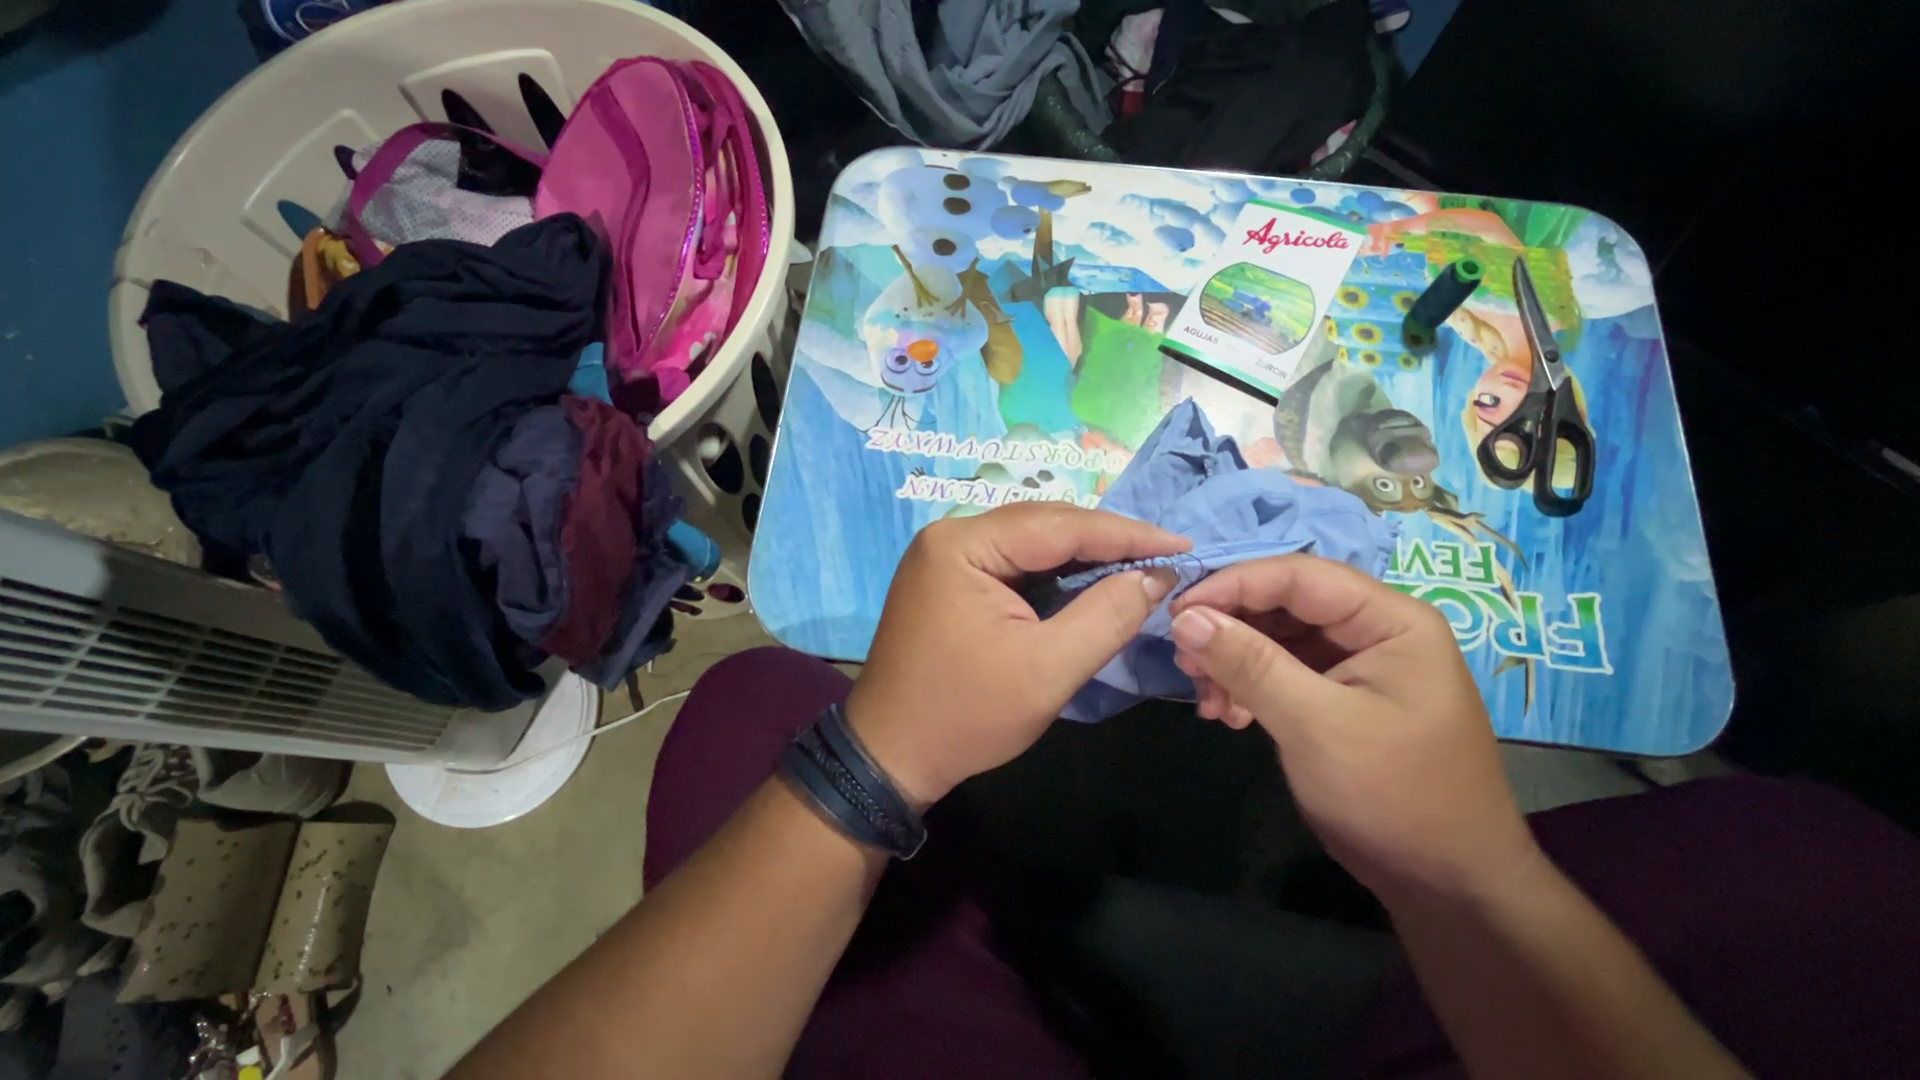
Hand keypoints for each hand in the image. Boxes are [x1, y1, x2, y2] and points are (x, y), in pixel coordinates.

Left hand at [846, 503, 1187, 810]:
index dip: (1127, 534)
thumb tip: (1157, 576)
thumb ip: (1107, 616)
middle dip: (1106, 541)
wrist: (889, 756)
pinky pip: (1012, 564)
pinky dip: (1054, 574)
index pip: (1060, 524)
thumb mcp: (1048, 670)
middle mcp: (950, 535)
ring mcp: (944, 557)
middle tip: (1166, 557)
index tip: (1182, 545)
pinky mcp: (947, 580)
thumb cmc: (966, 715)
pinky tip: (1089, 582)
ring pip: (1030, 543)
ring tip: (1139, 566)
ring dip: (1082, 556)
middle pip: (1043, 525)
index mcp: (963, 545)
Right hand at [1167, 555, 1542, 905]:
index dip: (1232, 586)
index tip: (1176, 614)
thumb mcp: (1316, 725)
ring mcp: (1357, 665)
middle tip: (1185, 665)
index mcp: (1390, 620)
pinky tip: (1230, 717)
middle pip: (1283, 604)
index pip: (1298, 575)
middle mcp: (1375, 631)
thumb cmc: (1394, 795)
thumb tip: (1184, 617)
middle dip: (1230, 630)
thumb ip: (1250, 664)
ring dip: (1234, 663)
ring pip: (1277, 639)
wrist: (1448, 883)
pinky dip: (1249, 688)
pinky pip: (1282, 673)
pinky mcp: (1340, 698)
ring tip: (1209, 703)